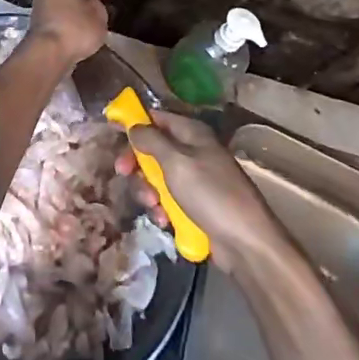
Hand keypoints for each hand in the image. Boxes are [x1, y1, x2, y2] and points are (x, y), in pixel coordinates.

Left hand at [27, 0, 107, 64]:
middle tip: (95, 11)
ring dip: (72, 13)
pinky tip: (74, 35)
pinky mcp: (36, 24)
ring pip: (62, 5)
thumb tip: (90, 2)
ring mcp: (38, 5)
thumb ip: (97, 3)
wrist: (49, 54)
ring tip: (86, 26)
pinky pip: (56, 19)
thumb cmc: (77, 28)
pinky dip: (64, 25)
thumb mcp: (100, 14)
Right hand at [123, 111, 286, 274]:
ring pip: (158, 177)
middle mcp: (193, 151)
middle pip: (154, 149)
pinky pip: (169, 200)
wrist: (245, 242)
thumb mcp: (176, 163)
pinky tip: (165, 221)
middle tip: (124, 173)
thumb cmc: (210, 194)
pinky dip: (163, 209)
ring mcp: (195, 179)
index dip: (135, 122)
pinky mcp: (195, 204)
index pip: (157, 117)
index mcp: (192, 133)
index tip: (113, 132)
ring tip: (155, 206)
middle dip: (138, 164)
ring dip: (150, 192)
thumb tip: (134, 126)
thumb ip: (152, 141)